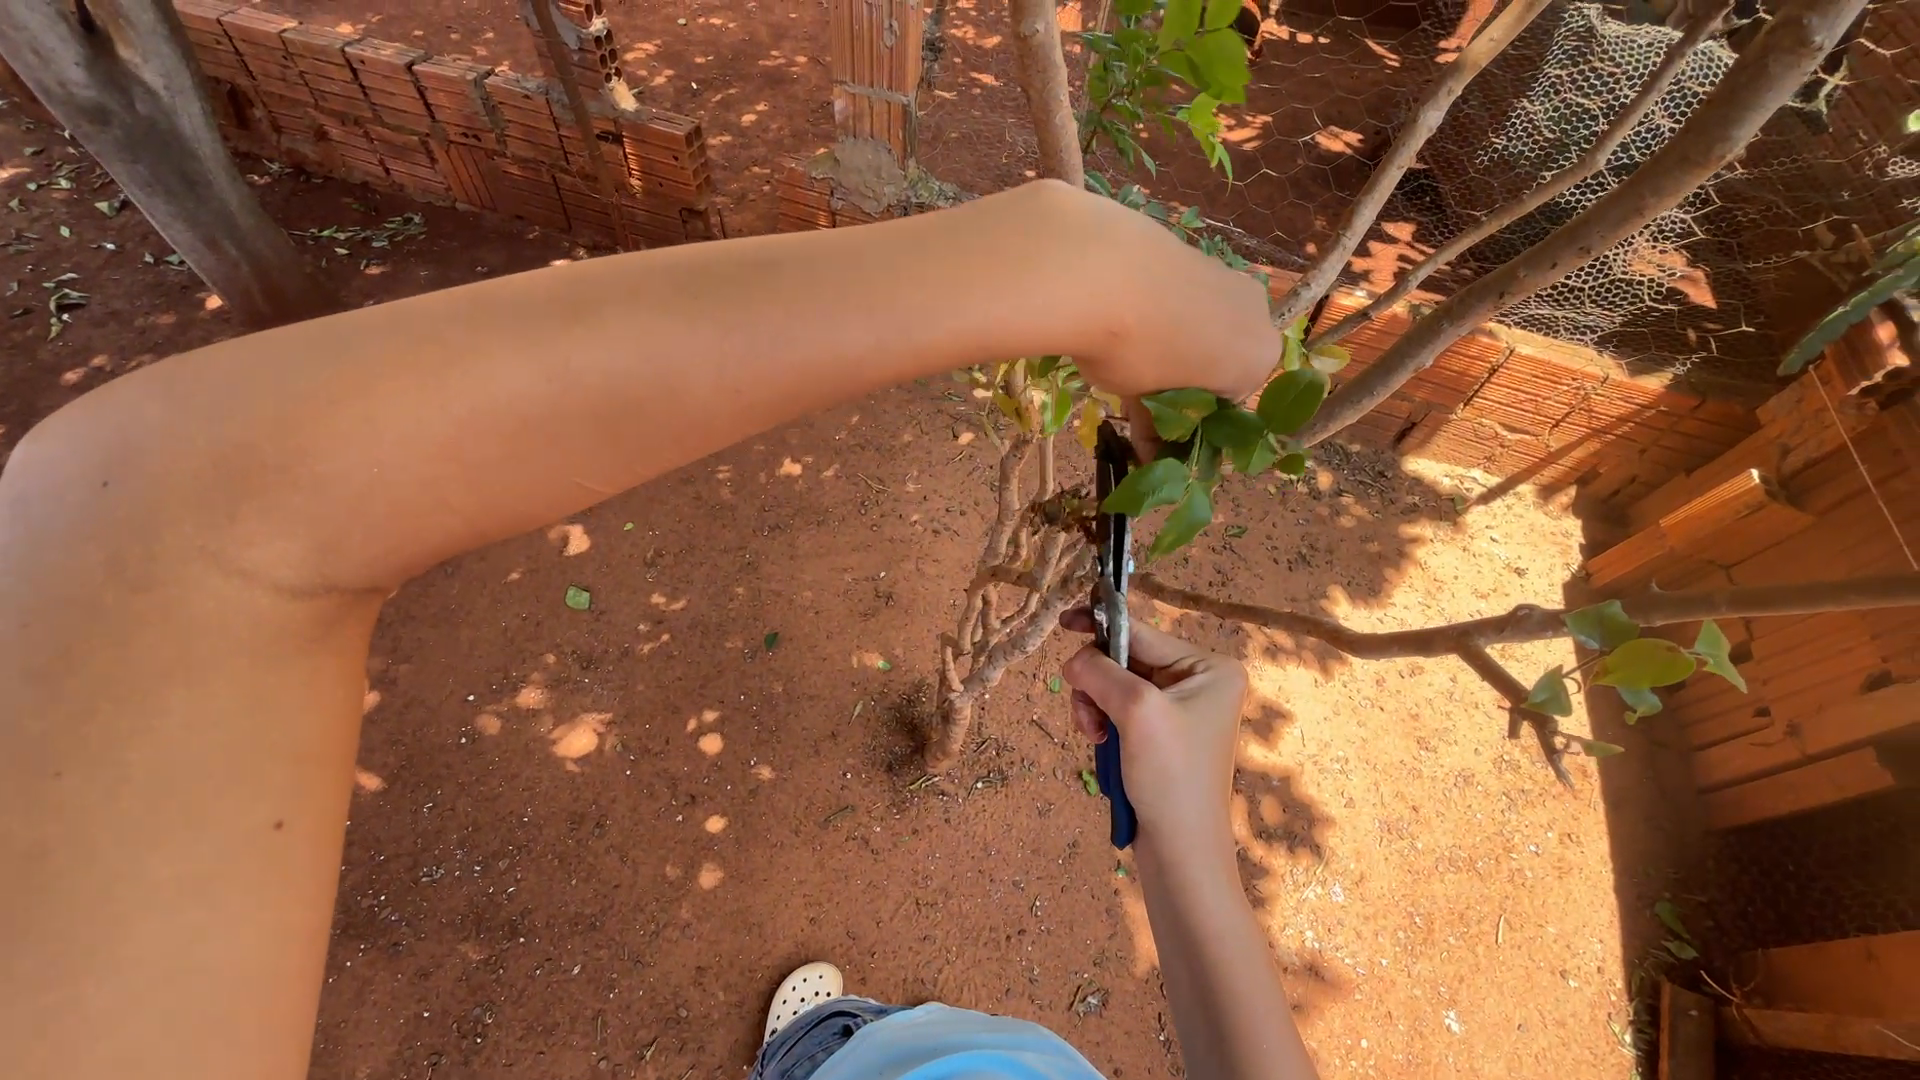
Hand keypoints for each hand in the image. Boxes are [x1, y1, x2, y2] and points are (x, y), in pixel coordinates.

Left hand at [1007, 182, 1278, 402]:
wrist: (1099, 269)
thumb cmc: (1134, 353)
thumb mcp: (1142, 400)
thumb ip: (1154, 425)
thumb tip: (1149, 456)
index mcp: (1258, 362)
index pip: (1226, 407)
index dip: (1188, 423)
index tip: (1155, 429)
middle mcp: (1258, 316)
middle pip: (1220, 361)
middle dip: (1182, 381)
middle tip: (1136, 395)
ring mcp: (1229, 277)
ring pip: (1202, 326)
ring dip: (1172, 345)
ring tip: (1123, 357)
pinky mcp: (1195, 251)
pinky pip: (1182, 296)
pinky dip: (1160, 311)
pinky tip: (1122, 319)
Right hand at [1058, 608, 1247, 849]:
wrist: (1180, 851)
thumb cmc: (1170, 775)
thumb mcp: (1135, 710)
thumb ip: (1100, 672)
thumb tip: (1073, 660)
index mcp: (1209, 668)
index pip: (1142, 633)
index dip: (1101, 626)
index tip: (1064, 620)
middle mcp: (1199, 683)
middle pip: (1126, 660)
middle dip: (1098, 683)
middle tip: (1088, 715)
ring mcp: (1180, 711)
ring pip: (1116, 686)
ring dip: (1095, 706)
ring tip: (1096, 736)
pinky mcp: (1162, 736)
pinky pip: (1119, 711)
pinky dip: (1103, 723)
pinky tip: (1102, 744)